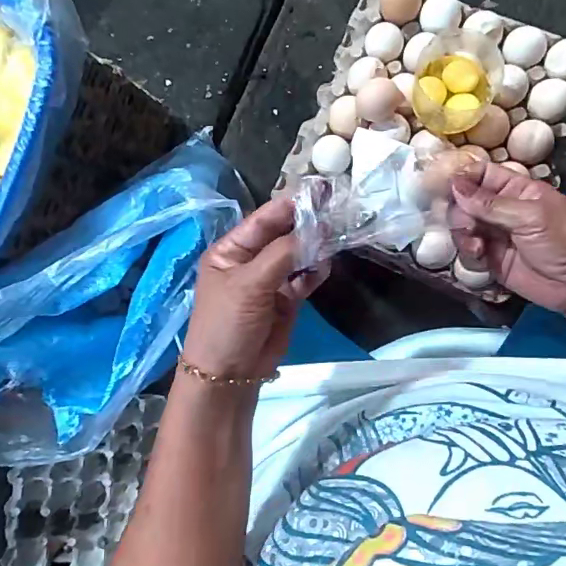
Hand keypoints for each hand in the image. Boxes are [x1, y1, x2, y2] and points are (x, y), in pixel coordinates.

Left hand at [184, 197, 325, 379]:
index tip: (319, 190)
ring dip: (315, 246)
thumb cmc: (227, 323)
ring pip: (297, 255)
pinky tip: (325, 266)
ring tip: (338, 235)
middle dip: (307, 223)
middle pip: (283, 234)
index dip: (290, 205)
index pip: (263, 219)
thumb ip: (282, 254)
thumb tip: (314, 228)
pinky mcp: (286, 300)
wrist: (229, 375)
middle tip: (337, 207)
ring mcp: (269, 280)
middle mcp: (250, 260)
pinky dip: (315, 271)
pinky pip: (304, 278)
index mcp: (230, 250)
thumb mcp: (249, 284)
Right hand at [447, 160, 565, 317]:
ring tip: (476, 246)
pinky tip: (480, 257)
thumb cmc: (565, 241)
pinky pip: (466, 251)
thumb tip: (455, 185)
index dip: (462, 178)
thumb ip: (491, 203)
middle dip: (460, 212)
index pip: (480, 174)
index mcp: (515, 189)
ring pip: (461, 226)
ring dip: (462, 235)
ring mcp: (494, 234)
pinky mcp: (489, 258)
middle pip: (464, 201)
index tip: (446, 188)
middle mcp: (500, 209)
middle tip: (467, 225)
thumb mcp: (531, 216)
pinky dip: (467, 253)